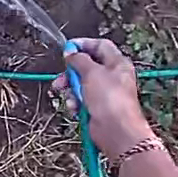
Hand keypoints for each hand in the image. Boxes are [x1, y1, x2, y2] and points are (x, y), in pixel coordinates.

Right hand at [53, 37, 154, 156]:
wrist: (116, 131)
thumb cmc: (109, 99)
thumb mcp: (91, 73)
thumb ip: (79, 60)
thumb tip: (70, 52)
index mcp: (117, 63)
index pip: (99, 46)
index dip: (82, 45)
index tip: (67, 49)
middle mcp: (112, 76)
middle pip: (87, 67)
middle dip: (71, 73)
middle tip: (61, 80)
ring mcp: (105, 93)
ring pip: (81, 84)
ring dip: (71, 90)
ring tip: (69, 97)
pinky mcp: (97, 107)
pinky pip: (81, 100)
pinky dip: (75, 103)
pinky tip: (75, 108)